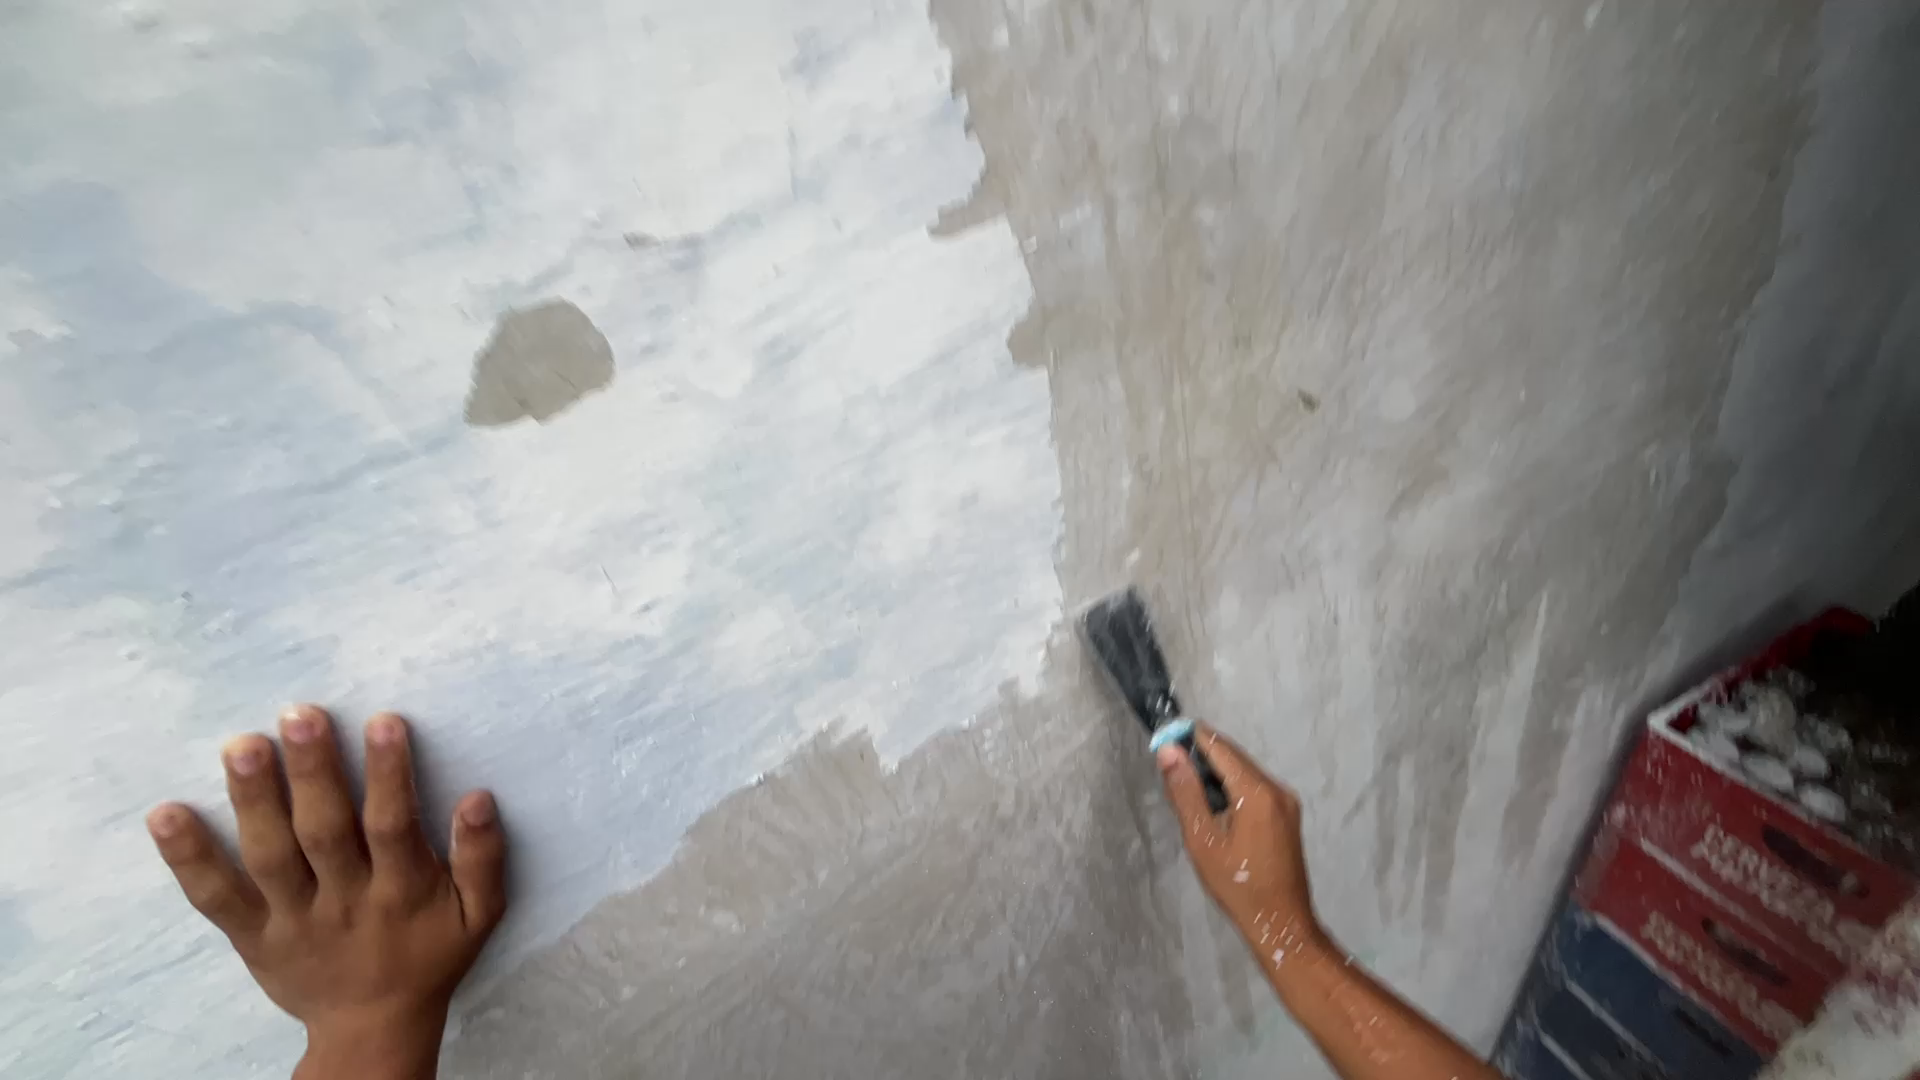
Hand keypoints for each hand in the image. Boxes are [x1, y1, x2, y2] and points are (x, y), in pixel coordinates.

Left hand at [146, 706, 507, 1079]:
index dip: (388, 772)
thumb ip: (484, 856)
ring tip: (242, 744)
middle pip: (323, 831)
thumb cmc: (436, 955)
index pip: (392, 823)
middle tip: (300, 714)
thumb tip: (477, 797)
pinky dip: (188, 857)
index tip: (382, 721)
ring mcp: (291, 917)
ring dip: (253, 798)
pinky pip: (214, 896)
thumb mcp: (484, 911)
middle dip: (313, 770)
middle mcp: (344, 899)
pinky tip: (167, 814)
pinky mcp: (250, 935)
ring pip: (267, 855)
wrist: (372, 1026)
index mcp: (402, 889)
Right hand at [1156, 723, 1325, 965]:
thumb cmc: (1237, 885)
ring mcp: (1286, 801)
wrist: (1282, 924)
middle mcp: (1276, 787)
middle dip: (1200, 754)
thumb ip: (1185, 791)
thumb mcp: (1201, 839)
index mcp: (1257, 791)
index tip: (1163, 740)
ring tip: (1188, 789)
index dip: (1189, 738)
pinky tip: (1214, 804)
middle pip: (1232, 755)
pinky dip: (1231, 785)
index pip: (1219, 746)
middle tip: (1170, 767)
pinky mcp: (1287, 813)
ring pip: (1243, 769)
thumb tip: (1168, 750)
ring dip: (1215, 771)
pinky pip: (1254, 784)